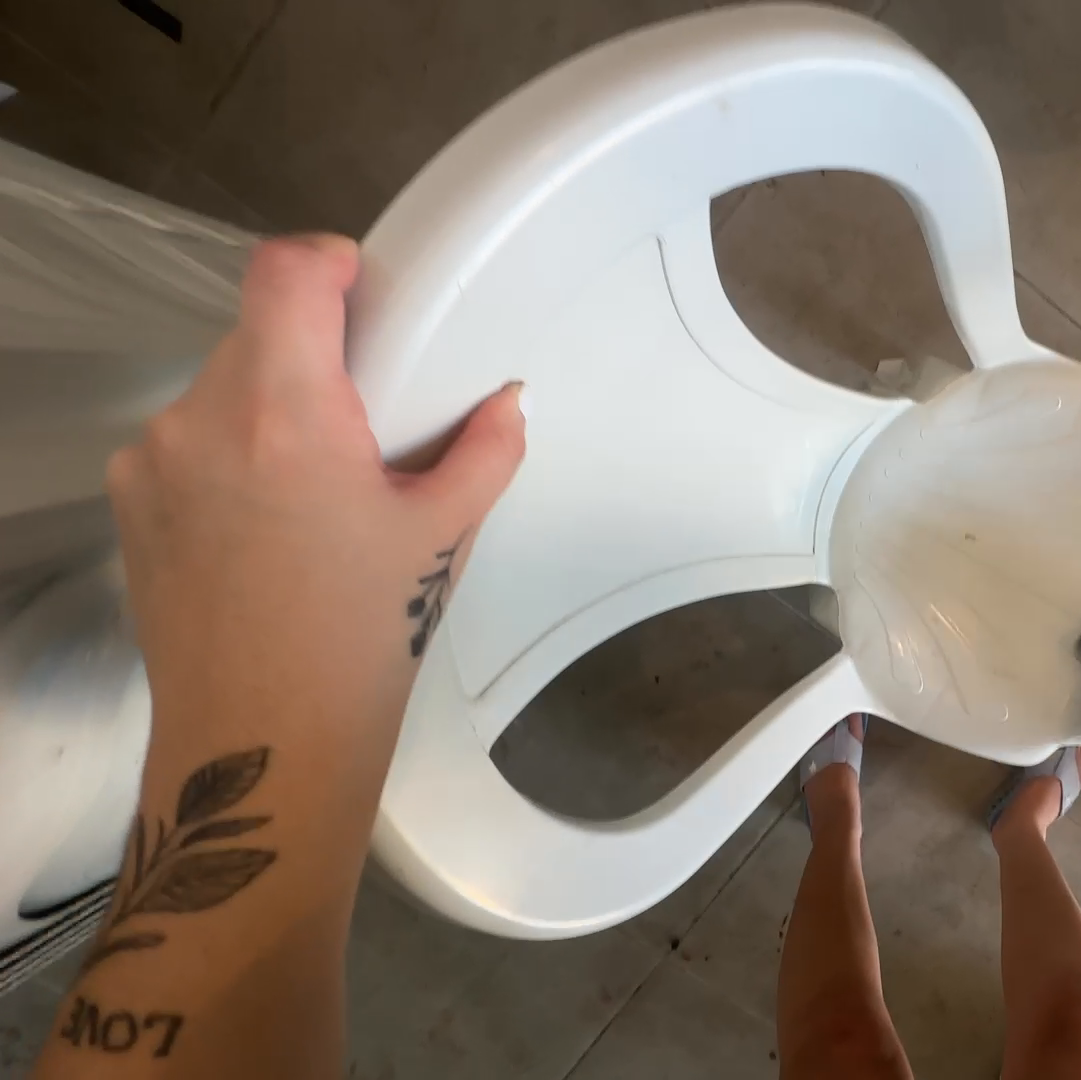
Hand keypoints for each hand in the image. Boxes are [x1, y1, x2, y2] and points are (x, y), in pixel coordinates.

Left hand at [107, 235, 526, 745]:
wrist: (268, 728)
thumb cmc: (369, 625)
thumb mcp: (448, 530)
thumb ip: (487, 450)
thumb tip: (506, 402)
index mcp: (286, 417)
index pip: (284, 279)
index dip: (329, 260)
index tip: (368, 280)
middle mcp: (197, 422)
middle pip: (260, 336)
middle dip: (328, 358)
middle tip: (385, 420)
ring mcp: (151, 461)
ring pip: (227, 389)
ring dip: (287, 406)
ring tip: (340, 485)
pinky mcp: (133, 499)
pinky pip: (196, 437)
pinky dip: (247, 447)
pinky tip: (288, 520)